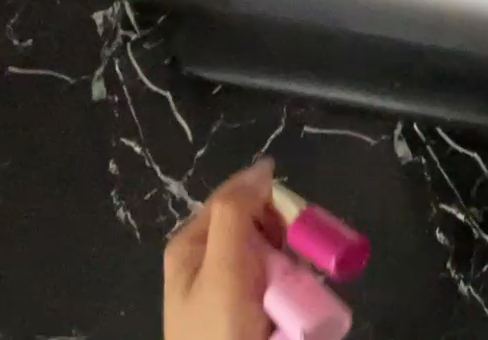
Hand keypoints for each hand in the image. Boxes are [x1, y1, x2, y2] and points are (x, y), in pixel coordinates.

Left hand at [165, 159, 283, 339]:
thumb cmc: (217, 335)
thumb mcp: (224, 269)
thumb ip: (238, 213)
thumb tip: (262, 165)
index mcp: (193, 244)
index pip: (240, 195)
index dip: (270, 201)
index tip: (294, 222)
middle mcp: (209, 259)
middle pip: (261, 222)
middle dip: (284, 237)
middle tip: (293, 262)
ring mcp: (230, 286)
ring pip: (275, 251)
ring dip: (292, 265)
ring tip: (294, 291)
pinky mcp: (249, 309)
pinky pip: (280, 280)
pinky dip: (293, 286)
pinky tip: (294, 303)